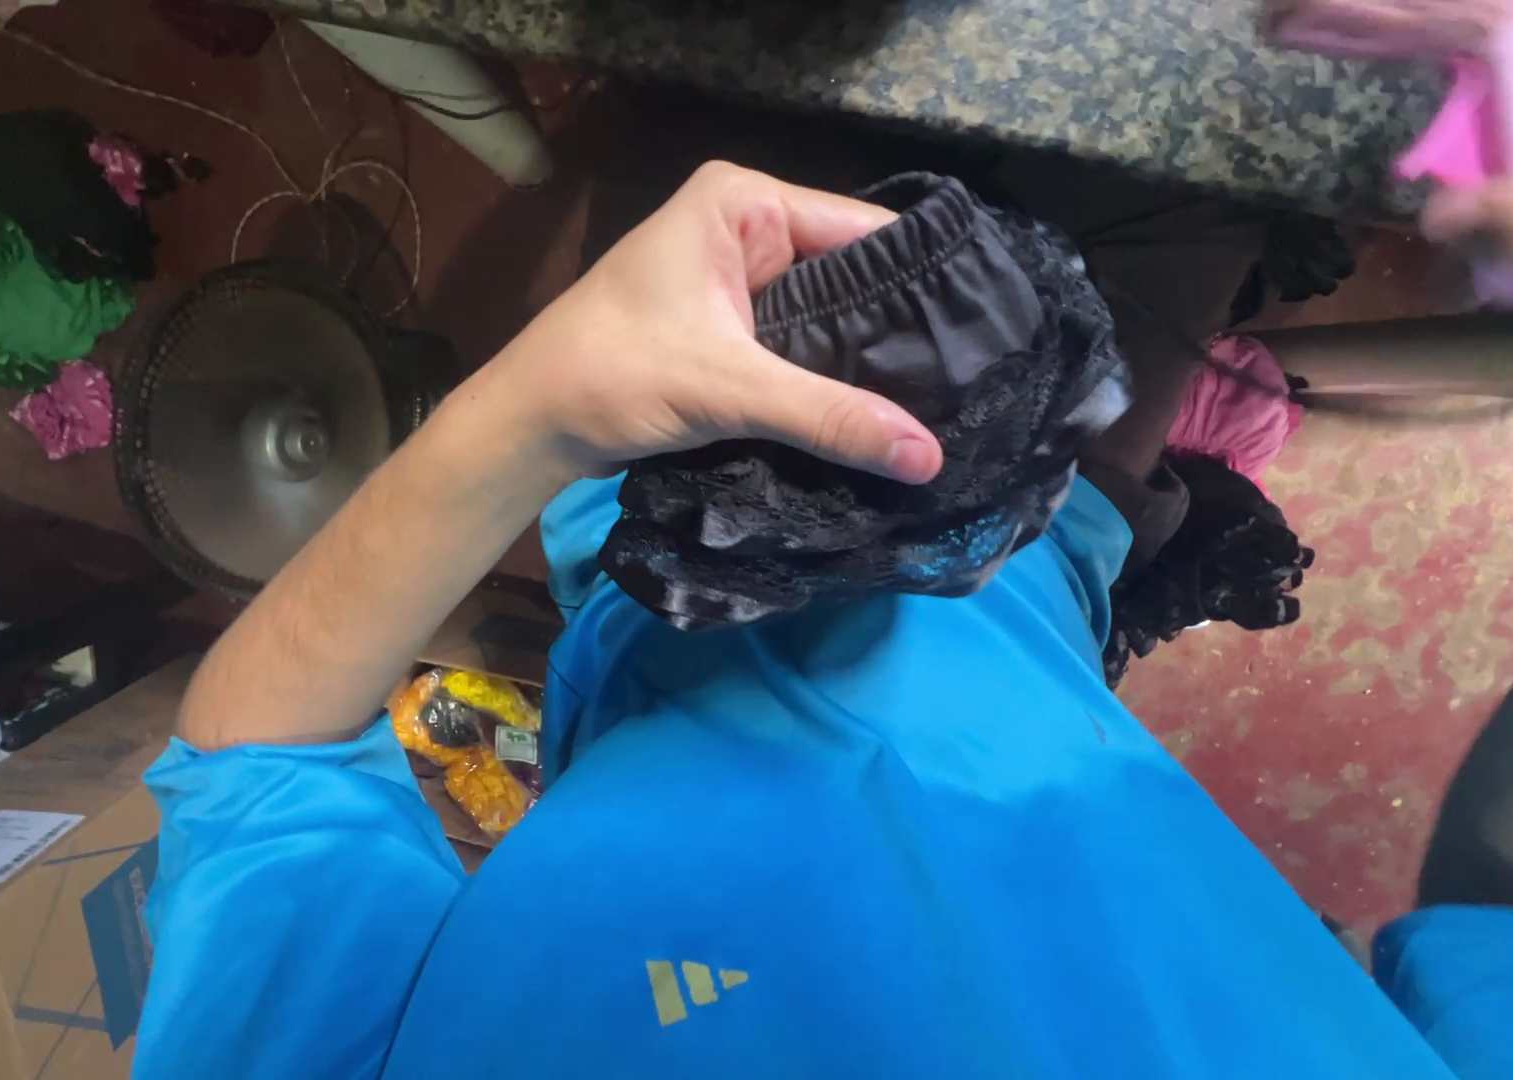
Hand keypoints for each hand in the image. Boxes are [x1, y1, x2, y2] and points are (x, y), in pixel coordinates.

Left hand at [464, 161, 943, 485]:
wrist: (532, 423)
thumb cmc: (611, 375)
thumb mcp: (725, 387)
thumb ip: (826, 416)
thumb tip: (928, 456)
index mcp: (745, 204)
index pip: (864, 232)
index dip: (922, 286)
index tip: (981, 340)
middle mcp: (743, 233)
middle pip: (846, 279)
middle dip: (892, 334)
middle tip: (963, 388)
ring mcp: (732, 285)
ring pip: (820, 323)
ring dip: (857, 366)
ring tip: (931, 410)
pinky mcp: (723, 334)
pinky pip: (791, 353)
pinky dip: (819, 384)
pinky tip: (866, 419)